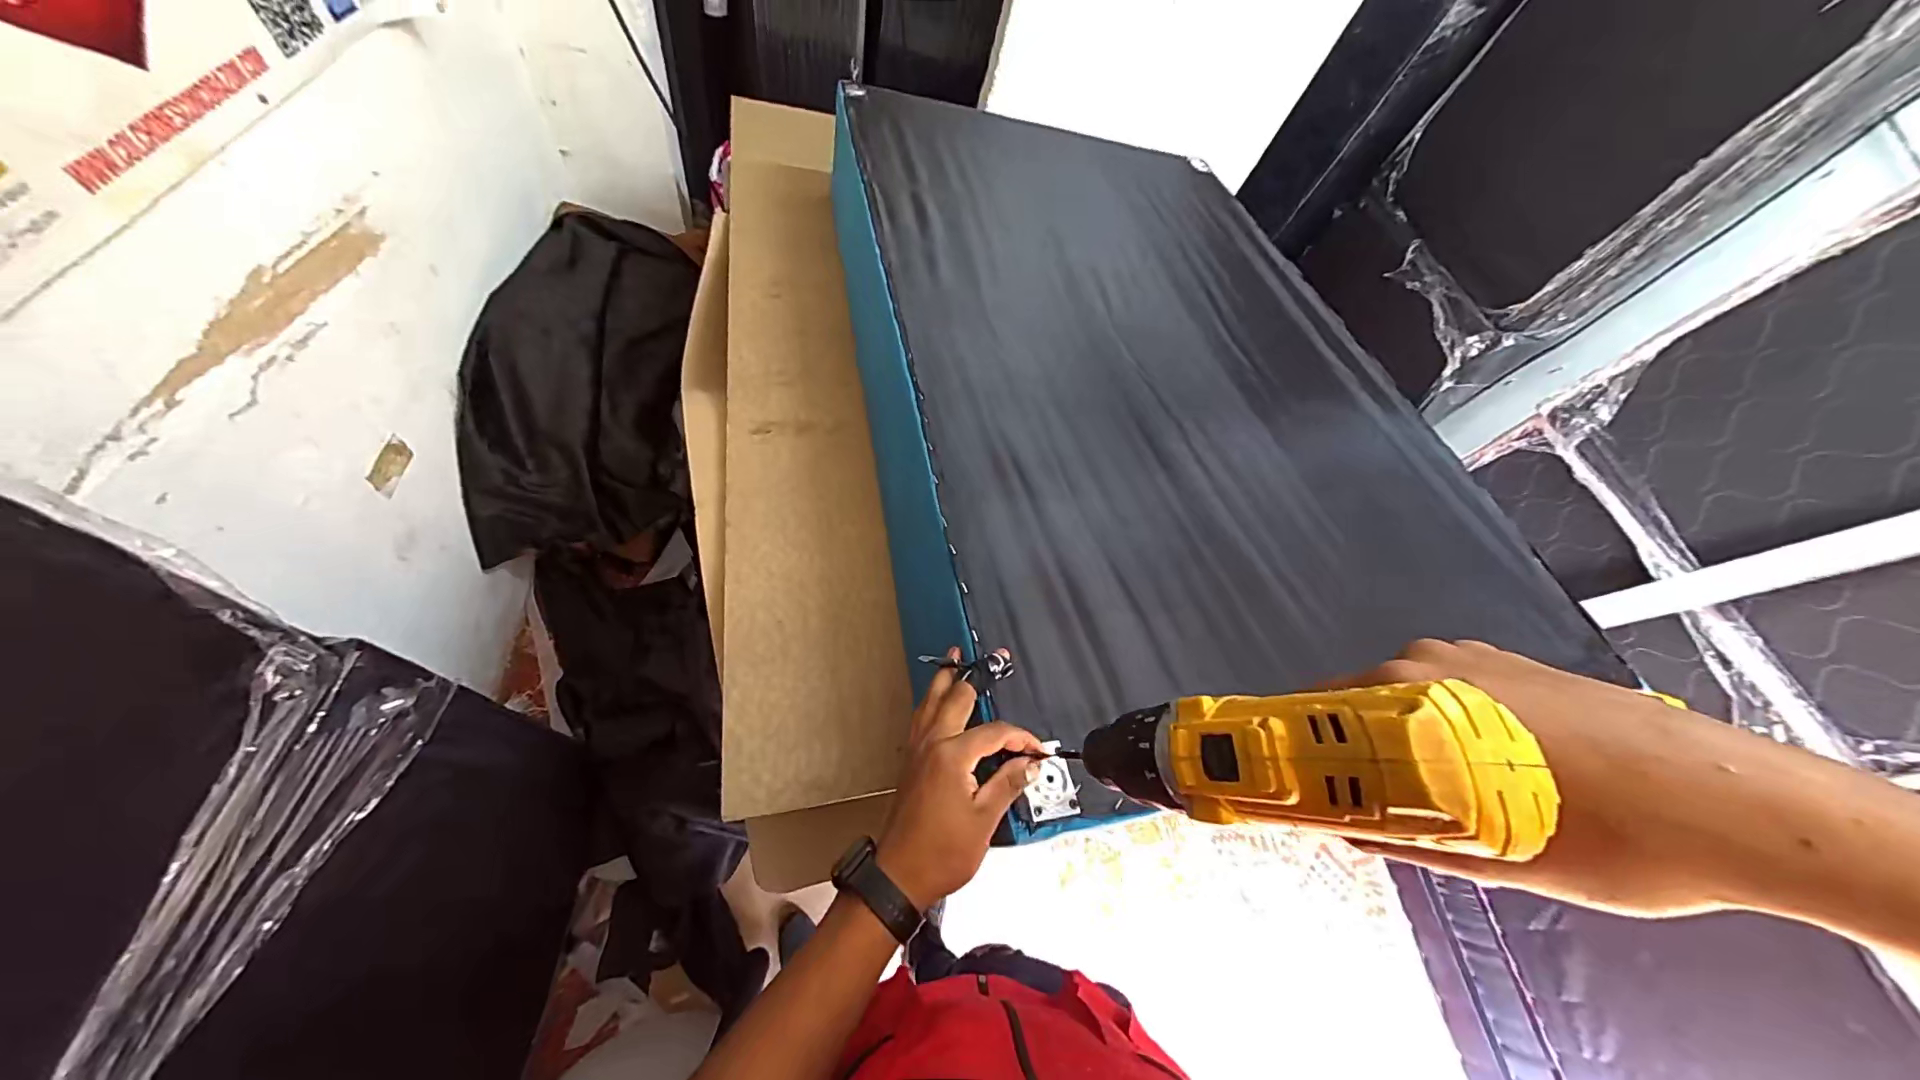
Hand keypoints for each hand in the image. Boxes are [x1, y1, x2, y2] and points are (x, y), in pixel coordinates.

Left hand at [876, 647, 1044, 910]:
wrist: (899, 875)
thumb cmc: (939, 853)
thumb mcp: (985, 819)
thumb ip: (1008, 783)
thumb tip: (1029, 762)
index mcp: (952, 756)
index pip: (996, 732)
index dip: (1021, 737)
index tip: (1037, 749)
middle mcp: (931, 745)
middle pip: (956, 698)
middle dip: (977, 677)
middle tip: (993, 659)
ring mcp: (917, 751)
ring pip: (930, 702)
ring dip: (945, 679)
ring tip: (953, 660)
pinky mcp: (910, 762)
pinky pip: (920, 718)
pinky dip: (931, 701)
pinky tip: (934, 702)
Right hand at [1327, 639, 1834, 917]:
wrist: (1747, 806)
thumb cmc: (1626, 833)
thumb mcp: (1497, 854)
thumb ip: (1405, 837)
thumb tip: (1348, 830)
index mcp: (1415, 691)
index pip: (1317, 710)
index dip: (1293, 743)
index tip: (1279, 771)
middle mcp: (1434, 662)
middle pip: (1353, 702)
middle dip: (1343, 748)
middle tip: (1345, 795)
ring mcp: (1476, 658)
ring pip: (1400, 698)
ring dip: (1394, 740)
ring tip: (1416, 792)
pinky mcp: (1512, 664)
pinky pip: (1445, 692)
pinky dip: (1437, 727)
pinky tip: (1472, 770)